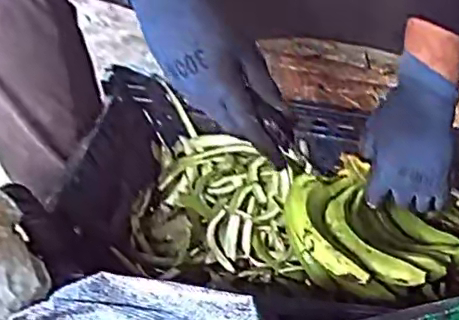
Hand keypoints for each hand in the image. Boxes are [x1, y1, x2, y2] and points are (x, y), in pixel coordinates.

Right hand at [132, 0, 288, 161]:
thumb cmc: (210, 16)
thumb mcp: (246, 50)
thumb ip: (265, 86)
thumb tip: (286, 115)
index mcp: (225, 92)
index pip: (251, 131)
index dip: (267, 149)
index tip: (280, 164)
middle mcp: (204, 99)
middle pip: (234, 127)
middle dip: (252, 134)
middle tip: (267, 135)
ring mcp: (186, 90)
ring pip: (216, 116)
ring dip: (234, 120)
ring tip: (247, 111)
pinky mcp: (172, 79)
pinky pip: (201, 102)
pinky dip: (217, 105)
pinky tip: (222, 92)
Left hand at [362, 53, 458, 211]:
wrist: (426, 102)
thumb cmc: (396, 112)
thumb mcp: (372, 127)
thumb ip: (368, 148)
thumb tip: (369, 160)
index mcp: (384, 173)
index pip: (374, 198)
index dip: (374, 197)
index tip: (376, 195)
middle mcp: (403, 185)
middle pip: (400, 204)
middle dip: (398, 197)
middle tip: (399, 187)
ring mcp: (424, 186)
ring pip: (420, 207)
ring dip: (418, 201)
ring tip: (418, 192)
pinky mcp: (442, 182)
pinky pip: (440, 204)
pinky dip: (436, 202)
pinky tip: (434, 194)